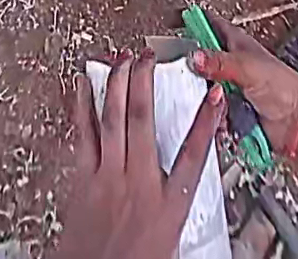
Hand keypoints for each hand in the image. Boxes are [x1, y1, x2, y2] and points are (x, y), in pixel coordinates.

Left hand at [50, 50, 223, 258]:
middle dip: (146, 81)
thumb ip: (182, 208)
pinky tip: (83, 83)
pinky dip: (82, 105)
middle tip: (149, 57)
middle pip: (143, 119)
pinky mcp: (84, 178)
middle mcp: (138, 184)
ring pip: (113, 118)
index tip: (214, 96)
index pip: (194, 155)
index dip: (206, 122)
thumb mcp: (172, 245)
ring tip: (122, 58)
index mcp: (167, 207)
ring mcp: (109, 176)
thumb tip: (202, 201)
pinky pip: (83, 133)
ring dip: (118, 84)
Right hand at [189, 14, 297, 151]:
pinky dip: (211, 112)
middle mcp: (229, 63)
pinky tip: (216, 115)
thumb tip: (193, 56)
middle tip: (186, 72)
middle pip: (200, 58)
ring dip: (203, 94)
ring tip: (209, 98)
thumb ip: (218, 62)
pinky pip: (210, 108)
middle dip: (192, 67)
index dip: (192, 20)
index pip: (208, 24)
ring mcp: (229, 87)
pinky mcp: (229, 109)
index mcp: (234, 43)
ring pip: (203, 85)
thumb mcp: (247, 67)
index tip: (174, 22)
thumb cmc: (283, 87)